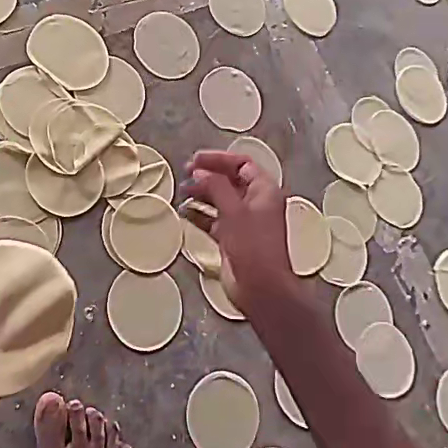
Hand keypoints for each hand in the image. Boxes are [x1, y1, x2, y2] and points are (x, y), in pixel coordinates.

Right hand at [179, 150, 301, 316]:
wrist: (261, 287)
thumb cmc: (254, 246)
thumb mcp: (234, 211)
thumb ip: (216, 187)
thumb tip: (200, 172)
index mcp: (264, 191)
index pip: (242, 164)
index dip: (219, 159)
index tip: (196, 160)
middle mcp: (255, 203)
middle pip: (229, 181)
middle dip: (207, 176)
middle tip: (185, 176)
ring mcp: (244, 222)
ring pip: (220, 200)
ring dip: (201, 195)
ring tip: (182, 193)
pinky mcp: (232, 238)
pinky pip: (213, 220)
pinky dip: (200, 215)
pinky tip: (185, 213)